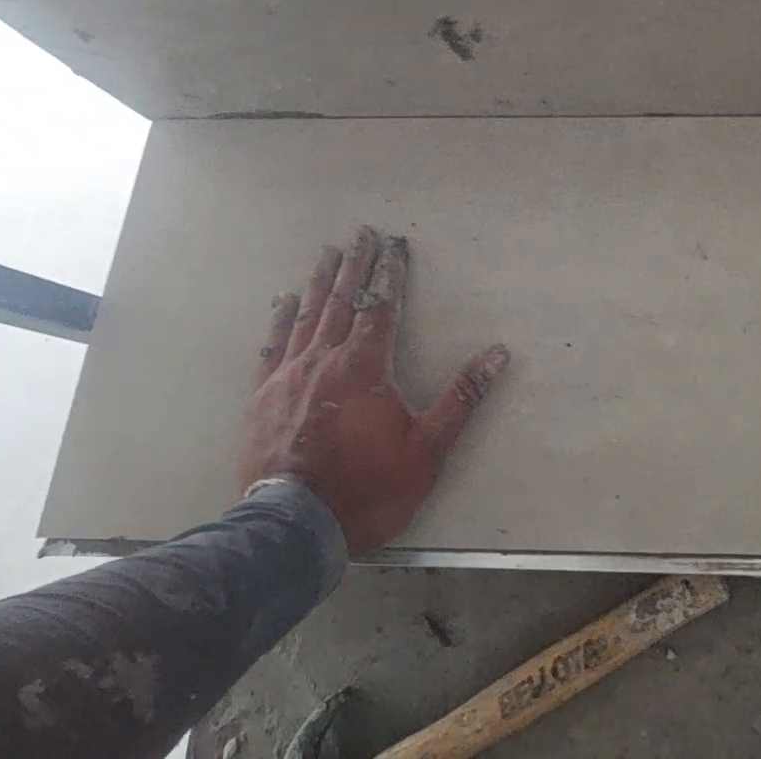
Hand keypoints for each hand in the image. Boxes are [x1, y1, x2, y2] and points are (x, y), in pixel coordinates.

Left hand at [239, 228, 509, 555]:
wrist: (295, 528)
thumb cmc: (369, 487)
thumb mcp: (428, 447)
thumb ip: (462, 396)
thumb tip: (497, 354)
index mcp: (365, 367)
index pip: (381, 307)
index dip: (390, 273)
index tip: (394, 245)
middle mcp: (324, 360)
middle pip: (342, 301)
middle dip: (355, 265)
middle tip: (361, 233)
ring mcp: (288, 376)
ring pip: (306, 316)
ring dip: (320, 282)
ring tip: (326, 254)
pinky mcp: (263, 397)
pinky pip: (273, 346)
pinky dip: (280, 319)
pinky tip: (284, 302)